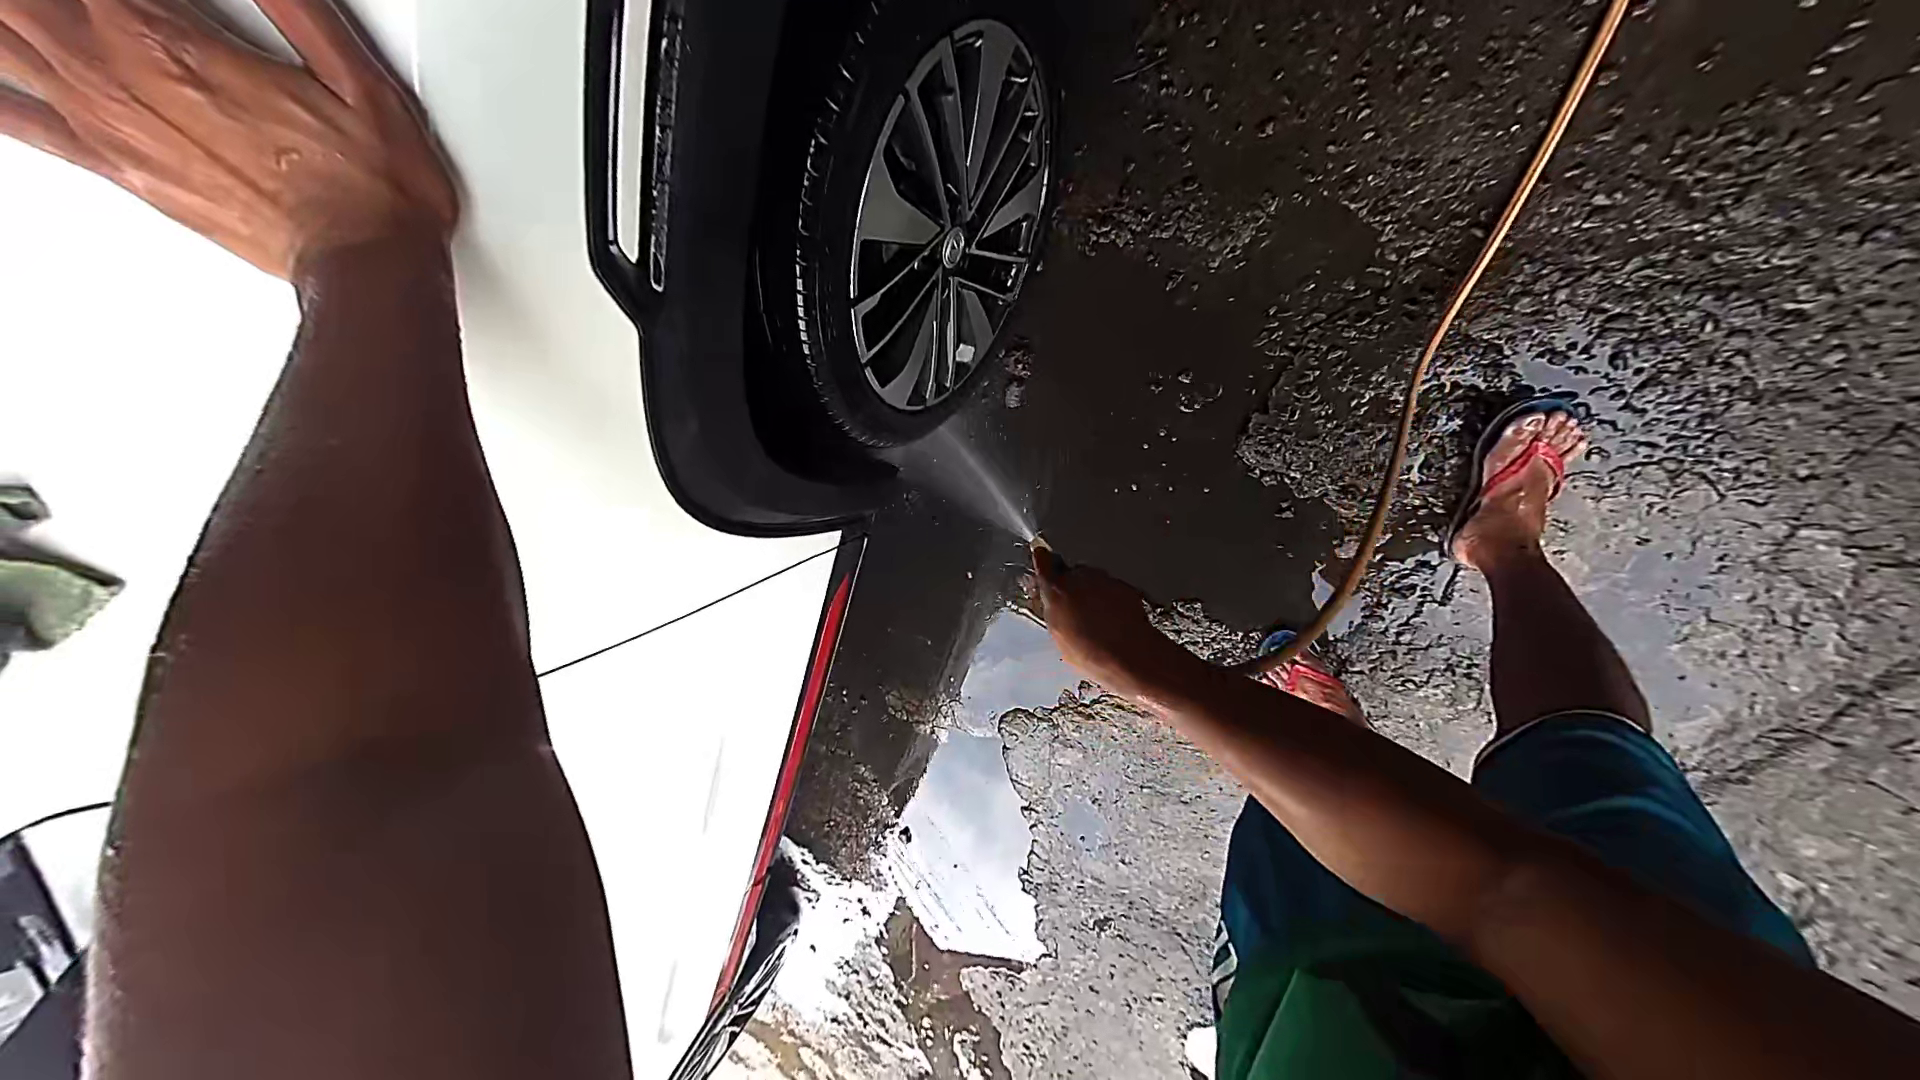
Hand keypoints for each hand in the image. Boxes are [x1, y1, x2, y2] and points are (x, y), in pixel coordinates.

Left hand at [0, 0, 456, 279]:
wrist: (375, 268)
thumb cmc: (377, 191)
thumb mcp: (363, 86)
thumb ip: (297, 10)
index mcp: (165, 40)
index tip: (182, 11)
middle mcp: (116, 75)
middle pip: (24, 2)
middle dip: (53, 6)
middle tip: (116, 19)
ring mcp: (111, 126)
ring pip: (2, 41)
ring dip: (15, 23)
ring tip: (44, 27)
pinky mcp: (128, 173)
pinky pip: (16, 119)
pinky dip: (0, 95)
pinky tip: (8, 80)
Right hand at [1030, 548, 1197, 703]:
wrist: (1129, 654)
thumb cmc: (1091, 651)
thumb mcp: (1059, 635)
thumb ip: (1053, 611)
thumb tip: (1053, 606)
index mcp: (1056, 590)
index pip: (1043, 563)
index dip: (1041, 558)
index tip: (1040, 552)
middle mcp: (1079, 578)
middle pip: (1071, 573)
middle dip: (1072, 586)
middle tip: (1076, 609)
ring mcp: (1104, 580)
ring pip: (1093, 580)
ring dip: (1092, 592)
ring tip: (1097, 619)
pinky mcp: (1124, 585)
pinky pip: (1112, 588)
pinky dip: (1111, 598)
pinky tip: (1112, 620)